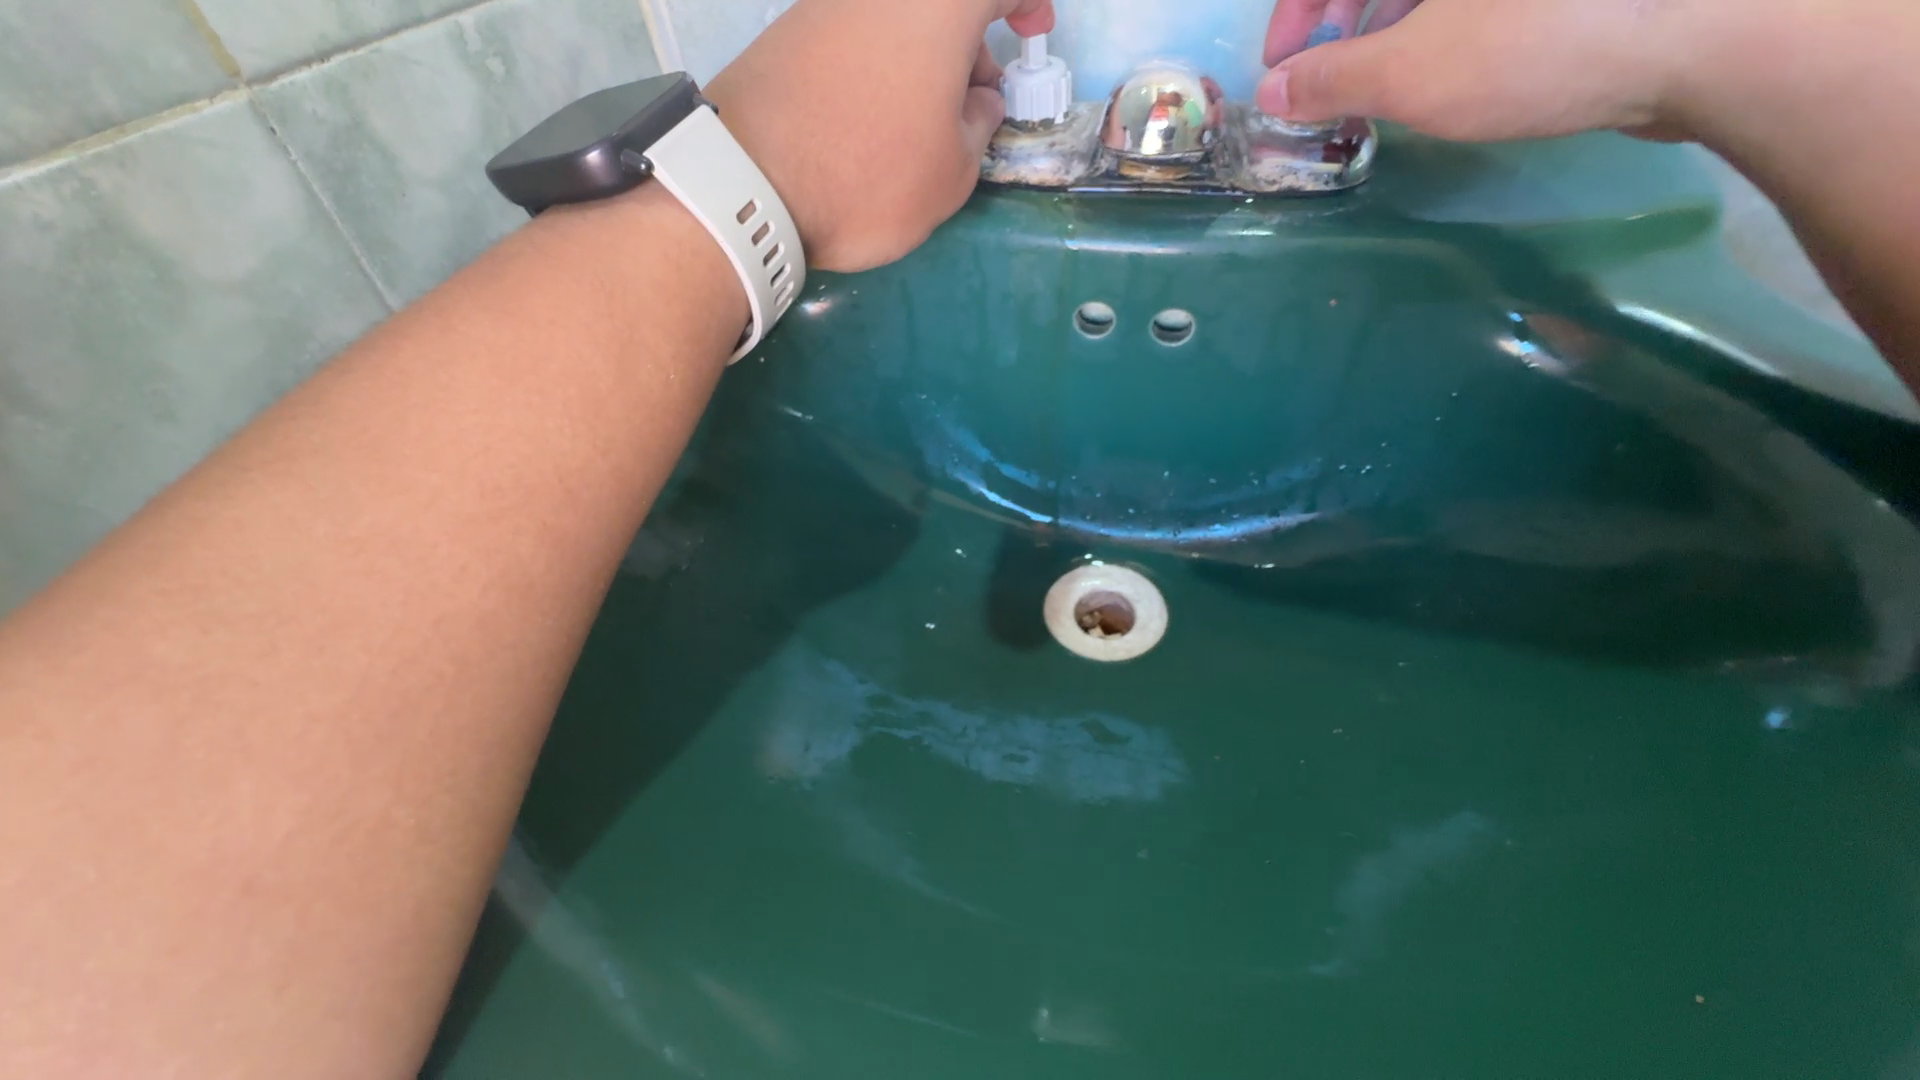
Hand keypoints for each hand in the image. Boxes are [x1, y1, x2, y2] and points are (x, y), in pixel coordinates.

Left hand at [706, 0, 1054, 272]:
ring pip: (899, 18)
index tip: (1033, 29)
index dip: (1027, 0)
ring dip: (925, 60)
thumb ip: (980, 127)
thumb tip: (977, 101)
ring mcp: (829, 2)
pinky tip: (874, 120)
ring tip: (922, 127)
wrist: (747, 187)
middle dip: (972, 43)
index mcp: (937, 4)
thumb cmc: (869, 179)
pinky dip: (882, 64)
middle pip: (942, 5)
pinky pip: (858, 34)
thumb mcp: (952, 173)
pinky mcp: (790, 29)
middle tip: (975, 106)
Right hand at [1255, 0, 1709, 141]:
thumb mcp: (1411, 72)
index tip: (1280, 75)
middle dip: (1337, 23)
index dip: (1293, 15)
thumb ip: (1330, 80)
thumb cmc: (1540, 40)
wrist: (1712, 29)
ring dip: (1385, 25)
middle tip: (1324, 87)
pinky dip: (1437, 19)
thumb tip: (1274, 93)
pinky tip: (1437, 66)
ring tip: (1375, 86)